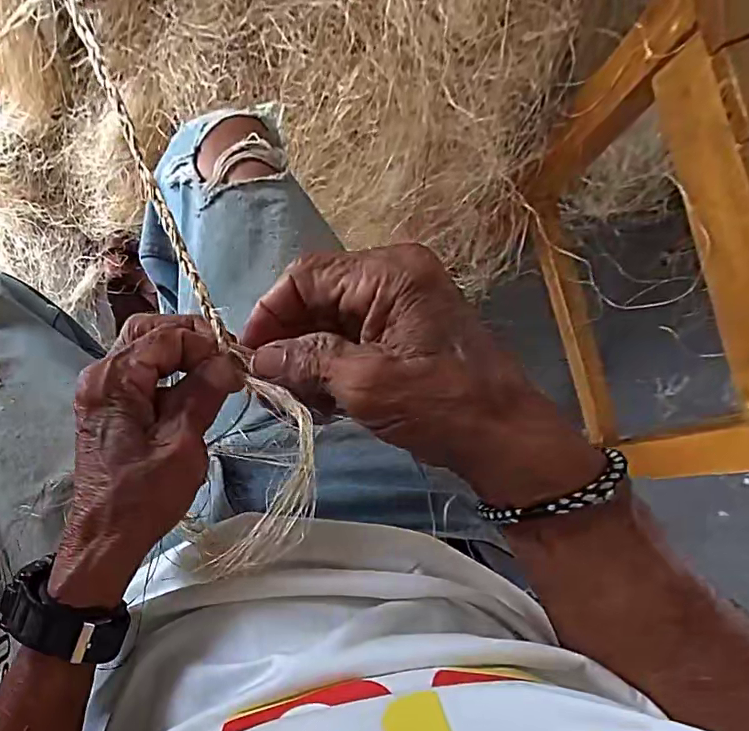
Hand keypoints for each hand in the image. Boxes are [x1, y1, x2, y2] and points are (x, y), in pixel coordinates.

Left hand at [50, 315, 242, 606]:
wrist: (106, 537)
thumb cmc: (141, 498)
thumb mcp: (182, 444)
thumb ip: (203, 394)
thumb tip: (226, 361)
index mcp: (113, 380)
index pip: (163, 336)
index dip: (203, 342)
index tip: (233, 362)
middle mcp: (99, 378)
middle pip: (146, 334)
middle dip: (188, 341)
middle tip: (223, 362)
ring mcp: (99, 396)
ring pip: (141, 356)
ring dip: (177, 360)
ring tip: (213, 380)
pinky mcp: (105, 414)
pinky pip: (137, 381)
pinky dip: (164, 381)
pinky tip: (190, 399)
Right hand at [241, 245, 603, 508]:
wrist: (501, 438)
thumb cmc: (441, 404)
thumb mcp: (365, 383)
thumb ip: (307, 362)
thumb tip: (257, 359)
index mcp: (387, 274)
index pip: (304, 277)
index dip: (268, 314)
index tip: (247, 357)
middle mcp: (389, 280)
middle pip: (312, 301)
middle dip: (284, 344)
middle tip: (267, 387)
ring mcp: (394, 310)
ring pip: (323, 327)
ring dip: (301, 364)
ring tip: (293, 402)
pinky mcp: (395, 339)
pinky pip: (343, 346)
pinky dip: (323, 373)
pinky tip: (317, 404)